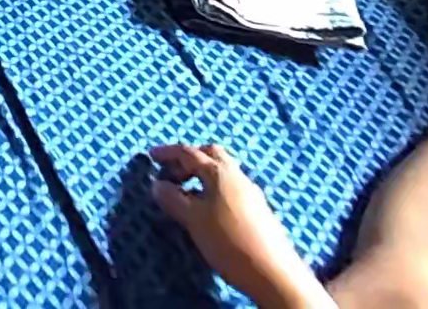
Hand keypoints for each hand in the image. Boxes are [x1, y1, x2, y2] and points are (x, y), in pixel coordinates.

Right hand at [151, 144, 325, 308]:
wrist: (276, 275)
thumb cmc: (229, 241)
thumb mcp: (194, 221)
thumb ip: (173, 199)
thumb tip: (156, 184)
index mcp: (218, 171)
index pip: (188, 152)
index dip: (168, 152)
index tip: (152, 157)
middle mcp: (236, 174)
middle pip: (210, 154)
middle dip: (190, 159)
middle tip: (174, 173)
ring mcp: (251, 191)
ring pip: (223, 171)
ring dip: (203, 175)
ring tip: (190, 195)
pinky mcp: (260, 209)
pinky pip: (232, 187)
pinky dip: (216, 188)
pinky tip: (212, 210)